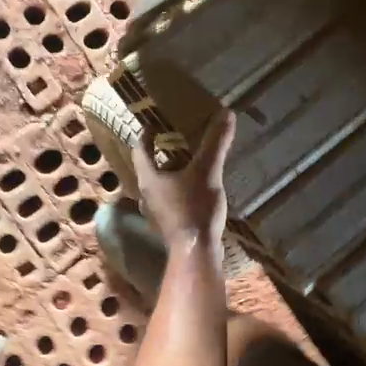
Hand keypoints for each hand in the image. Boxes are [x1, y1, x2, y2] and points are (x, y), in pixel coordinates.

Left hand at [130, 110, 235, 253]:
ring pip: (159, 187)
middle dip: (162, 155)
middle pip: (149, 168)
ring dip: (171, 175)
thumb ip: (215, 143)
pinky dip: (179, 192)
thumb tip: (225, 113)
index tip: (155, 124)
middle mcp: (146, 195)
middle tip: (178, 141)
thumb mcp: (207, 171)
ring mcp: (155, 213)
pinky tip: (196, 191)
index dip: (146, 135)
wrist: (196, 253)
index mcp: (148, 178)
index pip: (140, 150)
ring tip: (190, 164)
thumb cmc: (194, 208)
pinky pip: (170, 202)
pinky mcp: (168, 226)